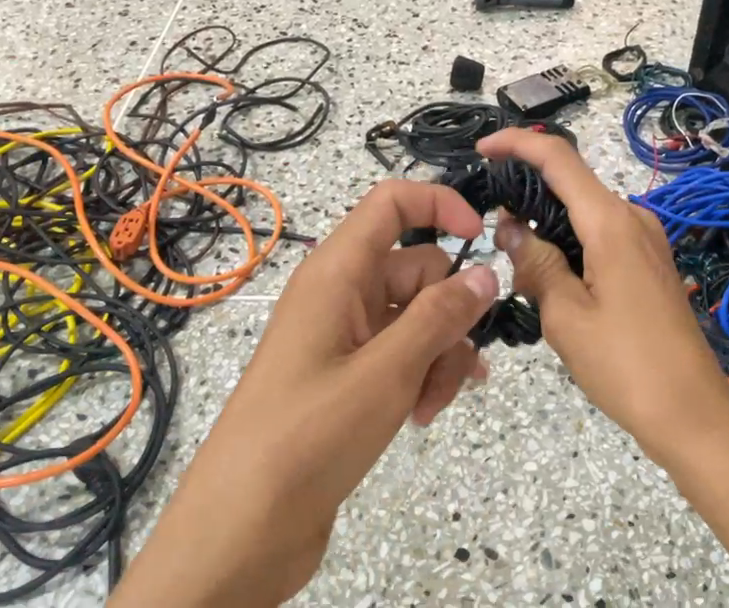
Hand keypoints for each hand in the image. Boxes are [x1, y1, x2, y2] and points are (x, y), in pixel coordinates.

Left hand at [112, 181, 498, 607]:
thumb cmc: (310, 433)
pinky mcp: (348, 376)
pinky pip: (403, 354)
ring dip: (439, 355)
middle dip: (449, 313)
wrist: (243, 526)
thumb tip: (485, 271)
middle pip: (419, 269)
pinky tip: (424, 415)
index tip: (482, 238)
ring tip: (430, 406)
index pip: (392, 203)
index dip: (440, 206)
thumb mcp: (387, 370)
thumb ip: (441, 316)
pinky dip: (422, 376)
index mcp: (338, 271)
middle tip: (454, 363)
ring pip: (418, 318)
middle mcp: (342, 294)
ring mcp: (344, 337)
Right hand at [475, 128, 728, 464]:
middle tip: (493, 236)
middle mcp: (633, 218)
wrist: (692, 413)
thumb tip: (511, 227)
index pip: (558, 158)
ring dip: (549, 229)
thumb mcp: (565, 316)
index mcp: (611, 221)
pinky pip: (602, 237)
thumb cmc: (625, 365)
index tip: (481, 149)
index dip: (518, 143)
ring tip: (521, 272)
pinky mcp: (651, 264)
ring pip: (585, 215)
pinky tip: (555, 285)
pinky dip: (572, 247)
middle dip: (529, 198)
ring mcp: (647, 240)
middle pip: (571, 184)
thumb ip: (536, 263)